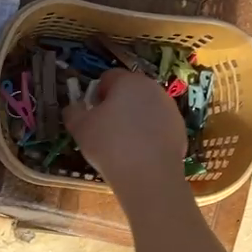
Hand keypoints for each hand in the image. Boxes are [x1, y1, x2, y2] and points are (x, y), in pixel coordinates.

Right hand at [62, 70, 189, 193]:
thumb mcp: (79, 127)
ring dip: (133, 118)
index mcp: (128, 81)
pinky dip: (148, 133)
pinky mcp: (179, 127)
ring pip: (145, 107)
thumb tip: (73, 107)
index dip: (96, 93)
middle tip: (104, 128)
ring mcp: (169, 107)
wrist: (147, 174)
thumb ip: (73, 111)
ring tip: (122, 143)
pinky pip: (158, 124)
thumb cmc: (109, 144)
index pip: (108, 77)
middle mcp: (152, 88)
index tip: (91, 113)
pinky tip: (139, 152)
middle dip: (116, 104)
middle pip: (129, 90)